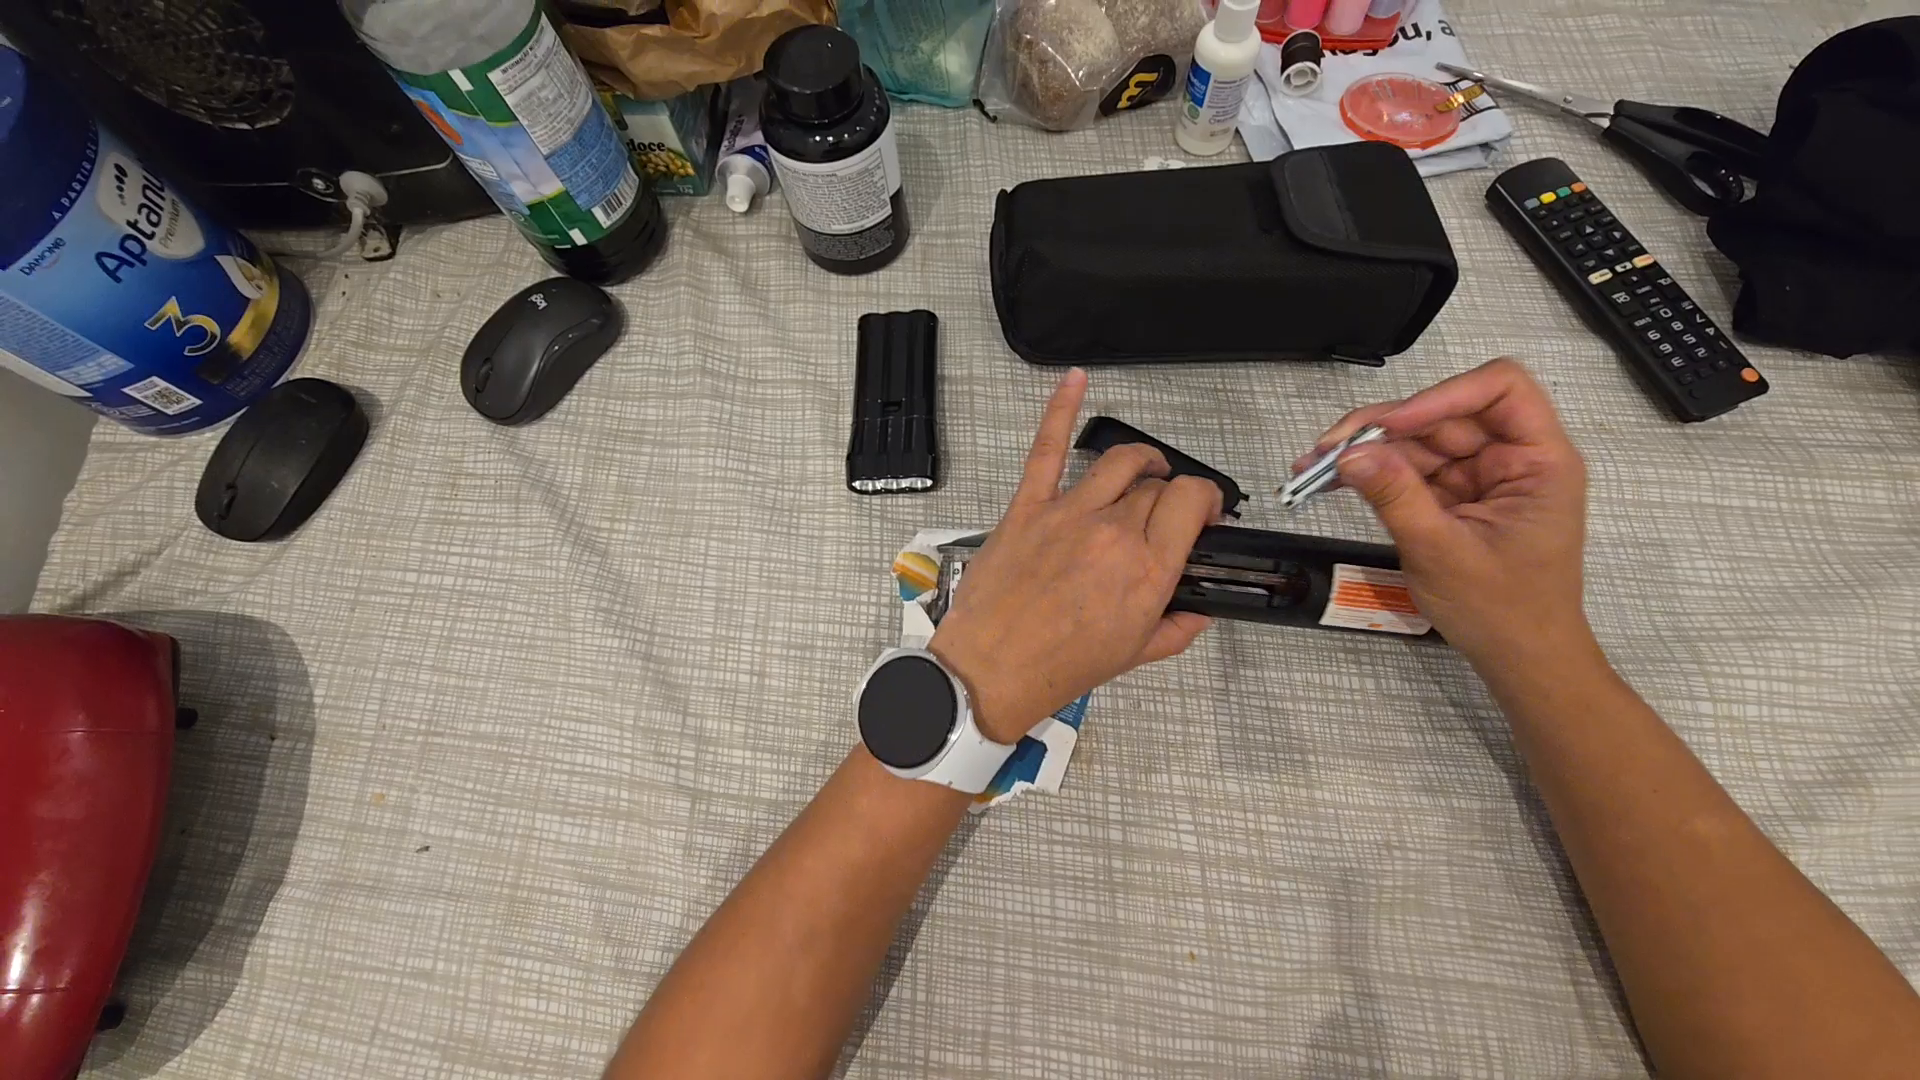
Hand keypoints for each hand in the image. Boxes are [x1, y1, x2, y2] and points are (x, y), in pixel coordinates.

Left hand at [930, 369, 1223, 743]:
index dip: (1205, 500)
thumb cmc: (1060, 667)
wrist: (992, 670)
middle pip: (1155, 486)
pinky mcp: (1027, 507)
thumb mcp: (1134, 655)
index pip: (1193, 500)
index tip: (1204, 513)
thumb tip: (1200, 612)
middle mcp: (1114, 532)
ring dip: (1140, 460)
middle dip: (1166, 496)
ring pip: (1118, 462)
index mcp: (1148, 568)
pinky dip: (1060, 410)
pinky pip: (1046, 449)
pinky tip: (1075, 381)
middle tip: (1162, 516)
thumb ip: (1176, 628)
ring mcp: (1068, 514)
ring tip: (1145, 469)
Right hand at [1299, 358, 1591, 666]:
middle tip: (1323, 448)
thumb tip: (1347, 455)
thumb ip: (1395, 496)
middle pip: (1443, 415)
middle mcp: (1510, 457)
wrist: (1518, 657)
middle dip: (1381, 427)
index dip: (1441, 396)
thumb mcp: (1441, 551)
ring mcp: (1478, 476)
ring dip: (1364, 450)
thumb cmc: (1499, 609)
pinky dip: (1369, 472)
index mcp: (1537, 461)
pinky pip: (1407, 470)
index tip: (1387, 426)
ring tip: (1311, 468)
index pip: (1499, 390)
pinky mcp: (1451, 496)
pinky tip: (1330, 481)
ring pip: (1416, 441)